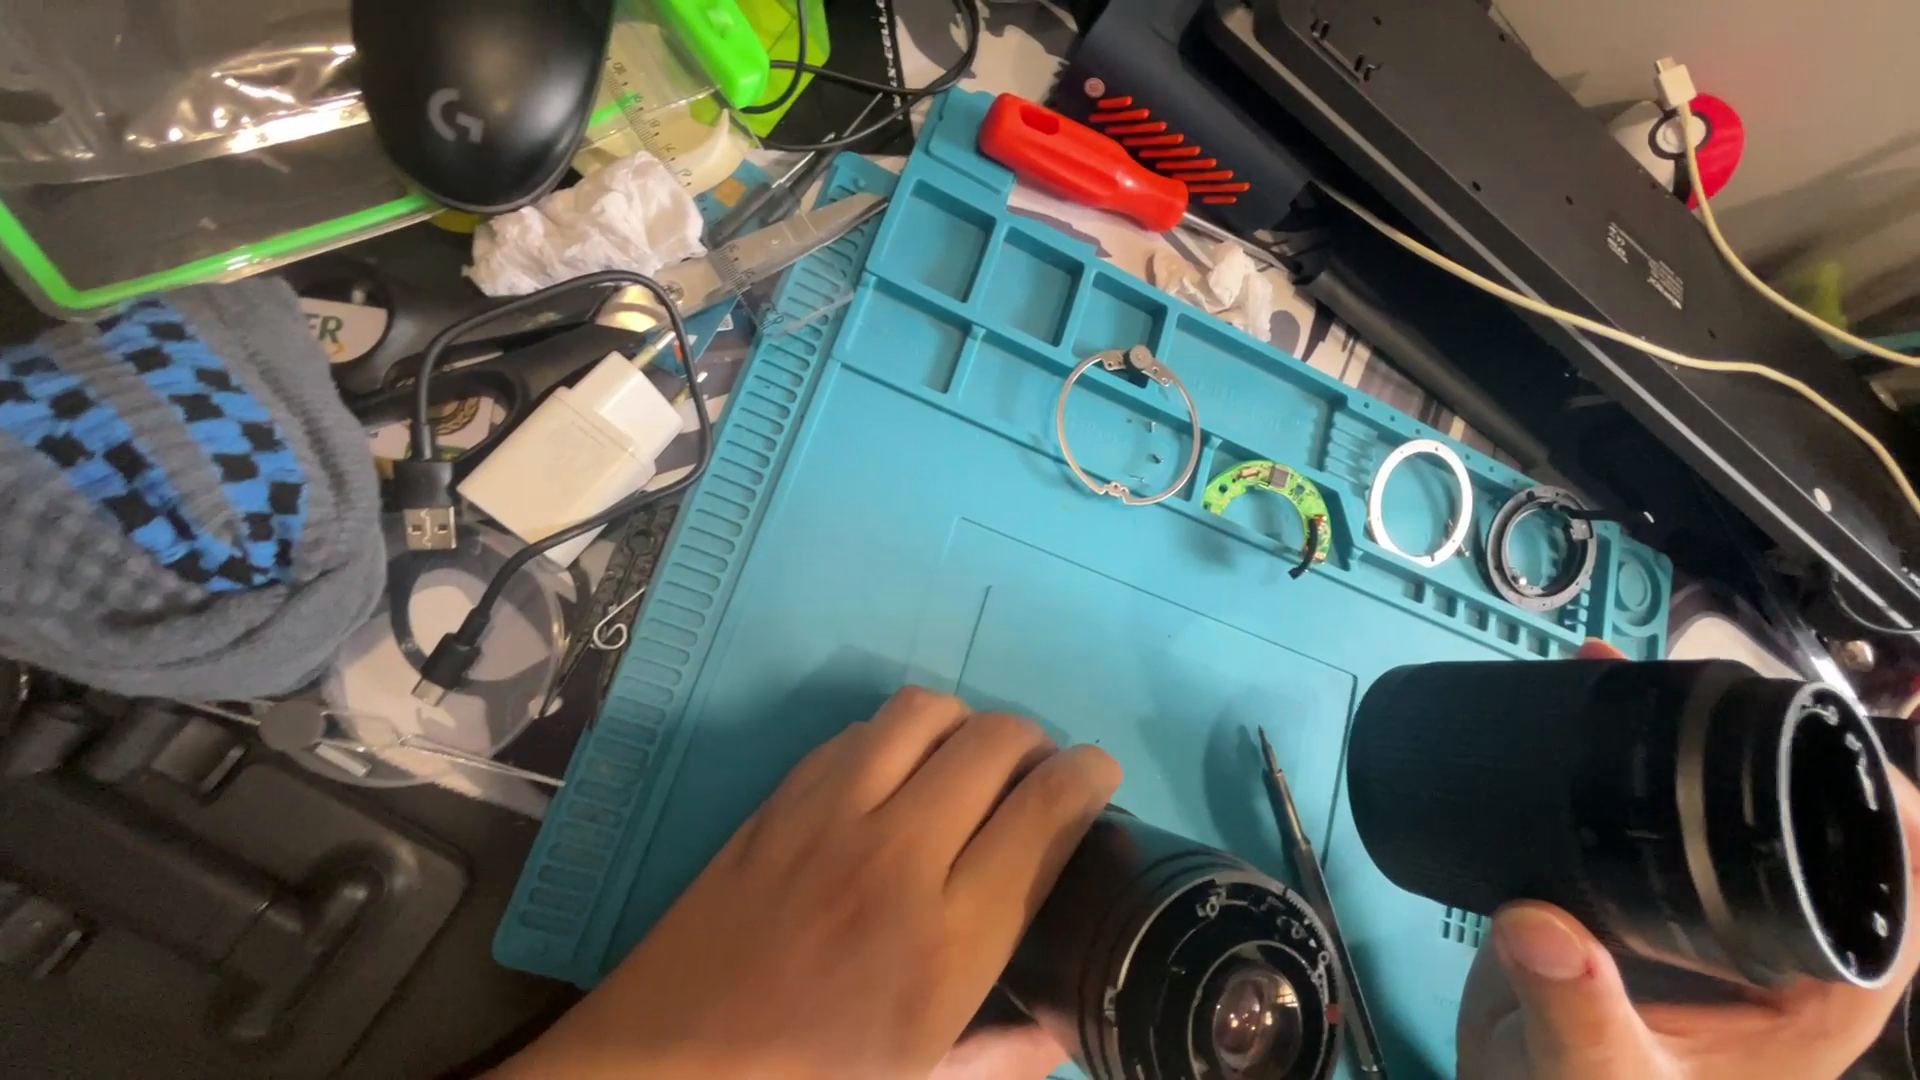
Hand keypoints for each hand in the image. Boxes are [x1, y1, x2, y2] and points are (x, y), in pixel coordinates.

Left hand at [493, 686, 1121, 1079]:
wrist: (661, 1067)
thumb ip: (1001, 1058)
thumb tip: (1060, 1028)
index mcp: (947, 939)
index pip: (1042, 816)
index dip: (1086, 777)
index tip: (1098, 772)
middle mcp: (898, 854)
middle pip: (993, 744)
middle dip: (1035, 740)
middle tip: (1039, 767)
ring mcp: (832, 812)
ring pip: (926, 712)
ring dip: (967, 722)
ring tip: (972, 756)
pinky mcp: (784, 795)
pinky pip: (861, 730)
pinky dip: (901, 733)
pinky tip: (900, 767)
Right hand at [1457, 640, 1919, 1079]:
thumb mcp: (1594, 1078)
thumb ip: (1577, 1007)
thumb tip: (1538, 917)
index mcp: (1803, 984)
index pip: (1889, 888)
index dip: (1883, 806)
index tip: (1810, 726)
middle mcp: (1750, 936)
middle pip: (1790, 825)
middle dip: (1755, 743)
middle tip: (1680, 676)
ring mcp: (1670, 908)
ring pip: (1694, 809)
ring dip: (1665, 741)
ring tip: (1612, 675)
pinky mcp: (1597, 889)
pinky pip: (1610, 814)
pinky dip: (1592, 762)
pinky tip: (1556, 725)